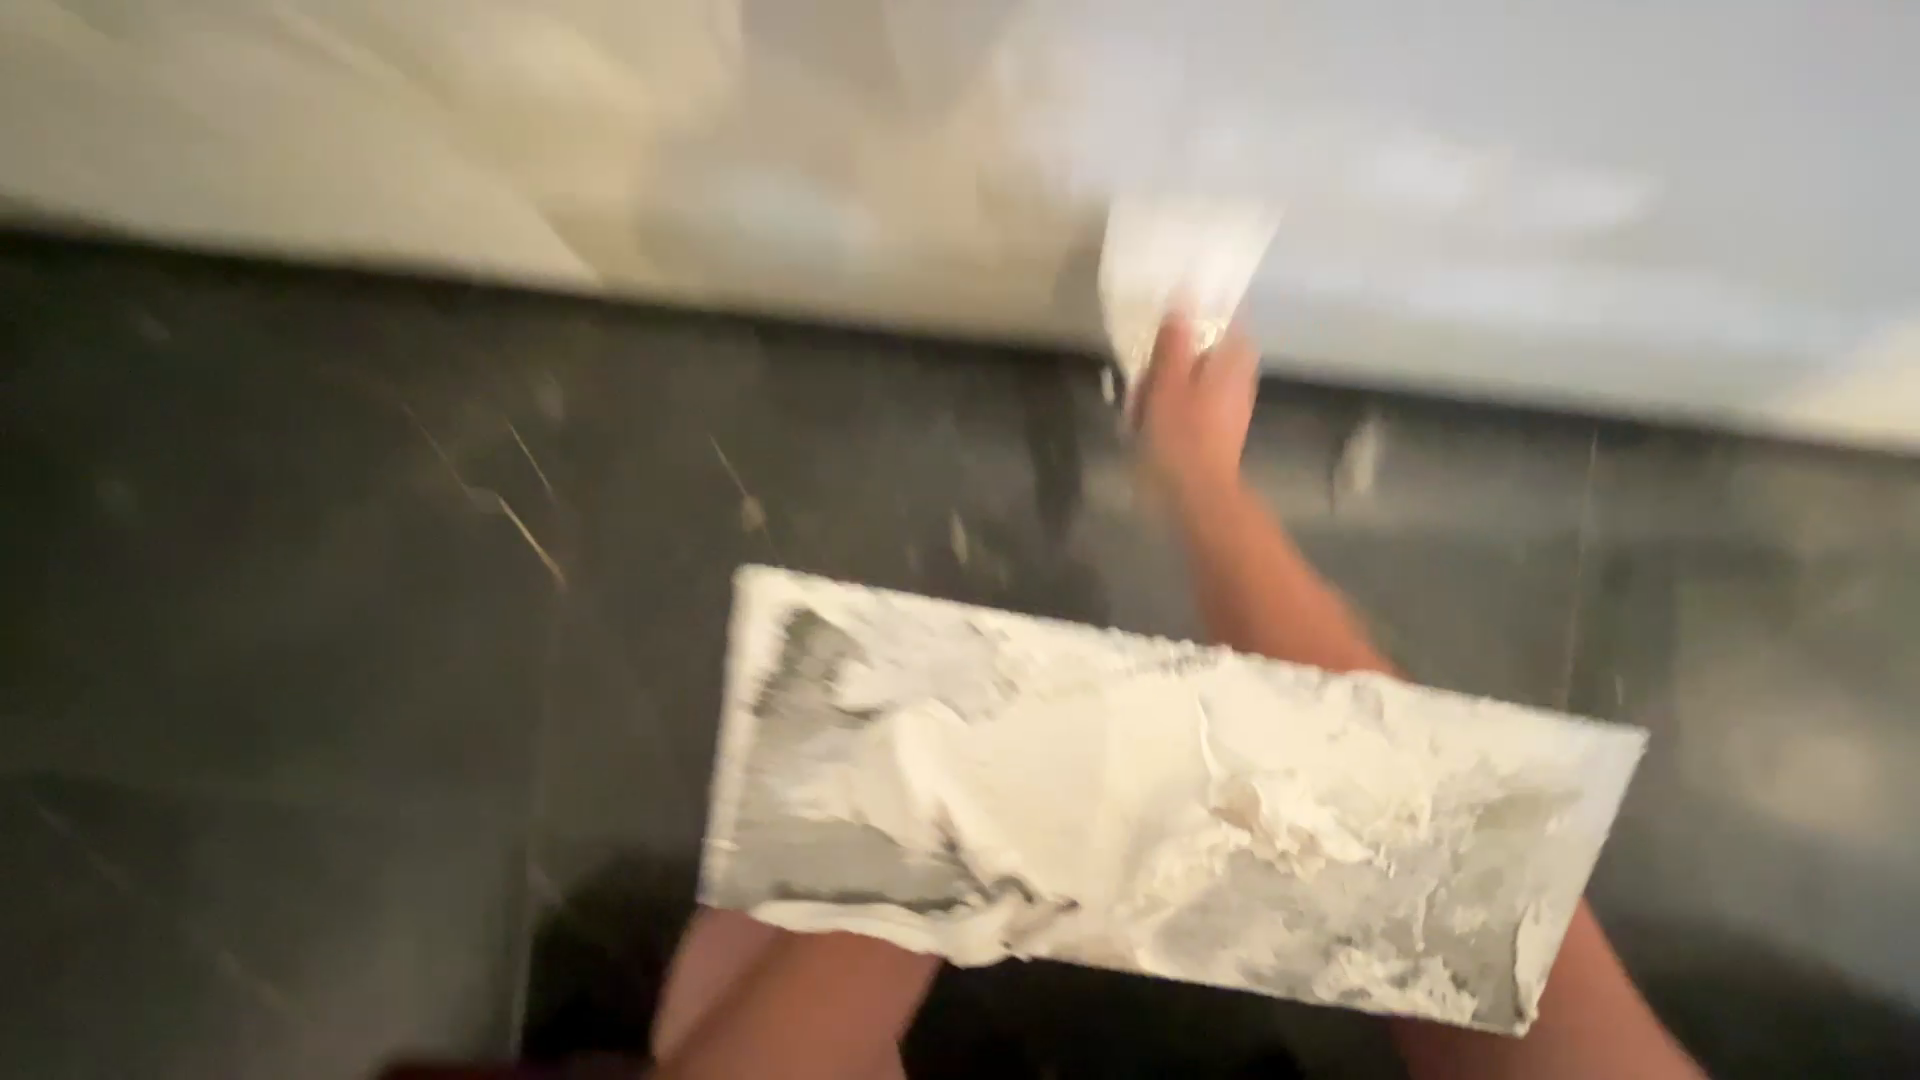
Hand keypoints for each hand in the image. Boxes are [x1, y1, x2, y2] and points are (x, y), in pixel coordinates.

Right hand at [1139, 310, 1258, 499]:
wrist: (1197, 495)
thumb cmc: (1181, 435)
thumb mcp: (1168, 382)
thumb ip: (1174, 342)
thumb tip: (1182, 299)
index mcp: (1233, 362)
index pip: (1231, 320)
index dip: (1209, 312)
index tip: (1179, 313)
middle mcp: (1240, 381)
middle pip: (1212, 352)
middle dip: (1181, 353)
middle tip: (1149, 361)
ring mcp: (1232, 410)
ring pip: (1199, 381)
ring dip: (1171, 383)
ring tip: (1140, 396)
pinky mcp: (1218, 434)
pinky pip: (1194, 407)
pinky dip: (1173, 407)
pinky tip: (1148, 421)